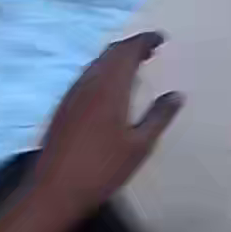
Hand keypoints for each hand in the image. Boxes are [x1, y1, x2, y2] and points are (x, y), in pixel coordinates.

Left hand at [29, 33, 183, 218]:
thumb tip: (176, 95)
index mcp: (109, 87)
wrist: (54, 191)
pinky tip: (110, 88)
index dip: (144, 41)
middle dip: (131, 46)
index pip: (127, 51)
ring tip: (135, 65)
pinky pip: (86, 77)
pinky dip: (103, 71)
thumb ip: (159, 117)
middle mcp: (88, 84)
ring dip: (116, 58)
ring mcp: (72, 95)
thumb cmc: (102, 169)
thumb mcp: (140, 146)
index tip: (160, 39)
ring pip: (96, 64)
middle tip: (150, 50)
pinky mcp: (63, 108)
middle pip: (110, 53)